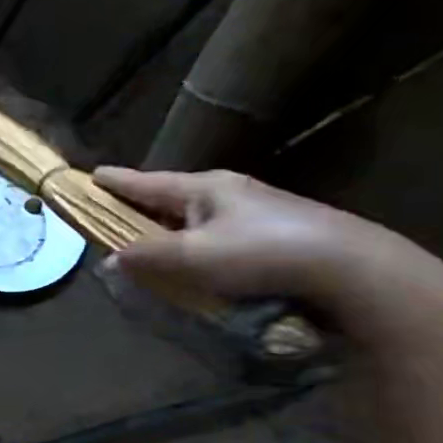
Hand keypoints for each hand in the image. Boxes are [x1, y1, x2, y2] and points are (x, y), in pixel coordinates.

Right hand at [92, 167, 442, 316]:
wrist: (350, 268)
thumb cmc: (260, 254)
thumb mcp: (193, 257)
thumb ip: (148, 257)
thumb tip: (111, 259)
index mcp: (205, 188)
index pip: (148, 182)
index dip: (118, 181)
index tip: (92, 174)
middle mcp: (229, 192)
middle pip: (172, 197)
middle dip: (143, 205)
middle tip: (117, 214)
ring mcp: (256, 211)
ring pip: (198, 216)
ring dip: (172, 228)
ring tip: (153, 242)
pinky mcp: (276, 233)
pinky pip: (219, 233)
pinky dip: (198, 244)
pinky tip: (199, 260)